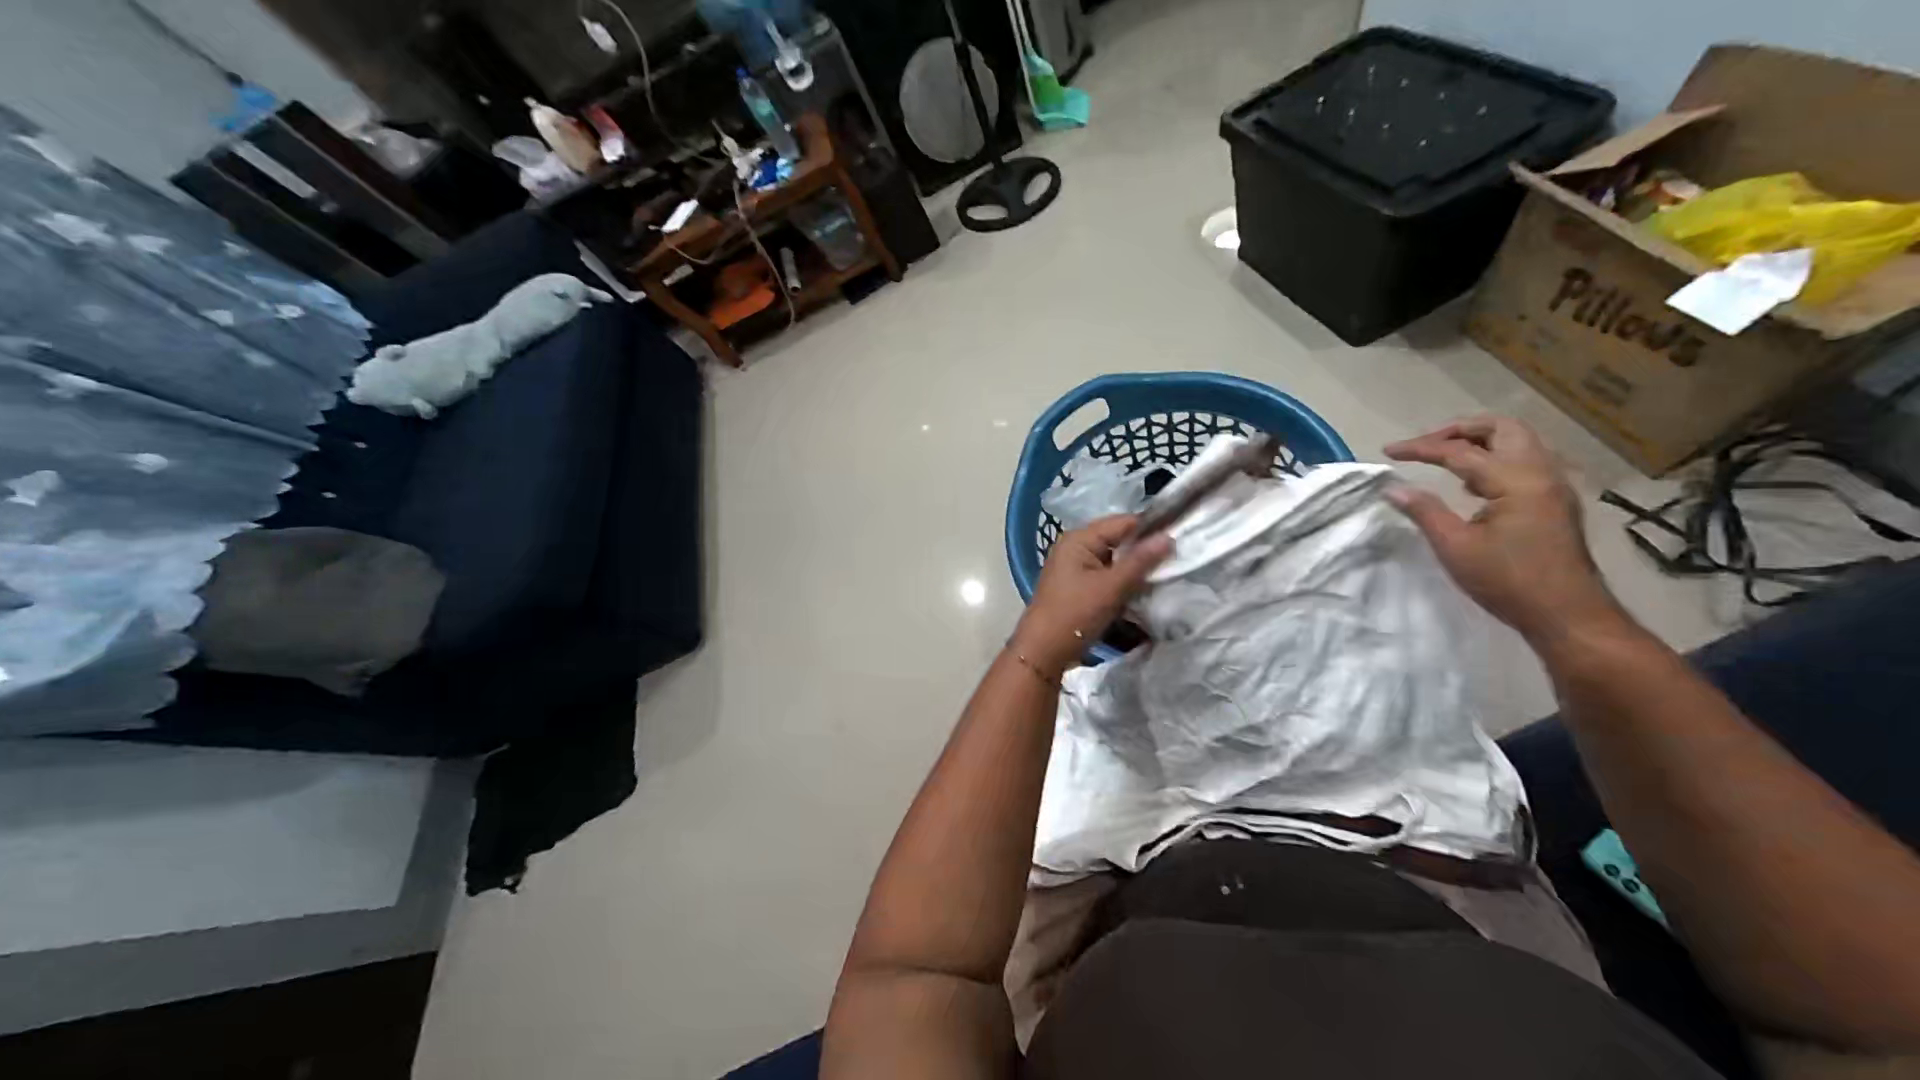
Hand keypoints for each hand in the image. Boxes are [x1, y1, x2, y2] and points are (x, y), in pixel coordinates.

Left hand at [1011, 516, 1171, 675]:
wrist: (1043, 651)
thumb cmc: (1075, 614)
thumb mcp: (1111, 587)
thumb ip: (1141, 561)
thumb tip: (1169, 536)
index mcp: (1079, 539)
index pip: (1123, 522)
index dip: (1151, 528)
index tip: (1180, 539)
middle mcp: (1075, 547)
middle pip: (1118, 540)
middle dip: (1144, 551)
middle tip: (1175, 561)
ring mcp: (1075, 567)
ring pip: (1114, 560)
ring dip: (1134, 569)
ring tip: (1163, 576)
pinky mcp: (1077, 586)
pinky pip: (1106, 575)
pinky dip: (1122, 581)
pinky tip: (1141, 591)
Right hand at [1385, 417, 1622, 644]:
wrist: (1566, 614)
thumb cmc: (1507, 581)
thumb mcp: (1455, 547)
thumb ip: (1424, 511)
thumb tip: (1393, 488)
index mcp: (1516, 481)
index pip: (1460, 452)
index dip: (1421, 448)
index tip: (1389, 451)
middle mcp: (1541, 473)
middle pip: (1502, 428)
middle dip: (1459, 429)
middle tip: (1425, 444)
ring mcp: (1554, 486)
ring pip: (1518, 442)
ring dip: (1479, 441)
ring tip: (1444, 458)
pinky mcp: (1555, 500)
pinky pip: (1525, 460)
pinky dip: (1495, 458)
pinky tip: (1472, 482)